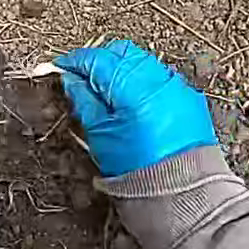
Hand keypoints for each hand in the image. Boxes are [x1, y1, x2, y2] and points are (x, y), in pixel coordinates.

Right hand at [56, 39, 216, 175]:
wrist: (182, 196)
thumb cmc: (140, 173)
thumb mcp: (100, 135)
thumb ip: (84, 101)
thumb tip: (72, 80)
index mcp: (133, 87)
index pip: (97, 59)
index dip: (74, 62)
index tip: (61, 67)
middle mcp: (158, 79)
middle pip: (120, 53)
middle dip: (99, 61)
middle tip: (81, 78)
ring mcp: (176, 87)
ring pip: (140, 61)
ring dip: (120, 70)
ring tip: (106, 91)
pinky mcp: (188, 98)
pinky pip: (158, 77)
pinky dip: (141, 82)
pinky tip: (131, 100)